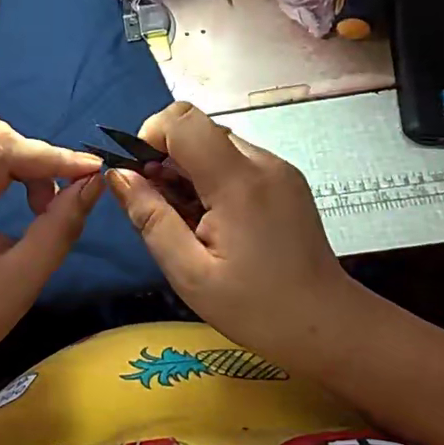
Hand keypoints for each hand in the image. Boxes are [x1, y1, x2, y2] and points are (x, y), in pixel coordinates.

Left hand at [0, 117, 104, 369]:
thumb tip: (94, 182)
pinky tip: (27, 195)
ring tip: (44, 199)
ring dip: (25, 158)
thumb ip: (60, 227)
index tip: (92, 170)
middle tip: (64, 191)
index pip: (0, 153)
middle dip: (38, 155)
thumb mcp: (24, 278)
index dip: (52, 155)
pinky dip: (12, 165)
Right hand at [105, 102, 353, 338]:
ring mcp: (279, 169)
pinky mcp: (287, 181)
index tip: (140, 177)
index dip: (150, 136)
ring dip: (190, 170)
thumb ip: (151, 218)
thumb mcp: (189, 273)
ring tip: (189, 221)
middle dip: (167, 158)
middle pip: (200, 129)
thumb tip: (118, 175)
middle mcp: (263, 162)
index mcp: (238, 182)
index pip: (183, 120)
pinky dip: (214, 179)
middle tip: (161, 208)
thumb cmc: (255, 308)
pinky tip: (215, 221)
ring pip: (217, 145)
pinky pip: (239, 162)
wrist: (325, 324)